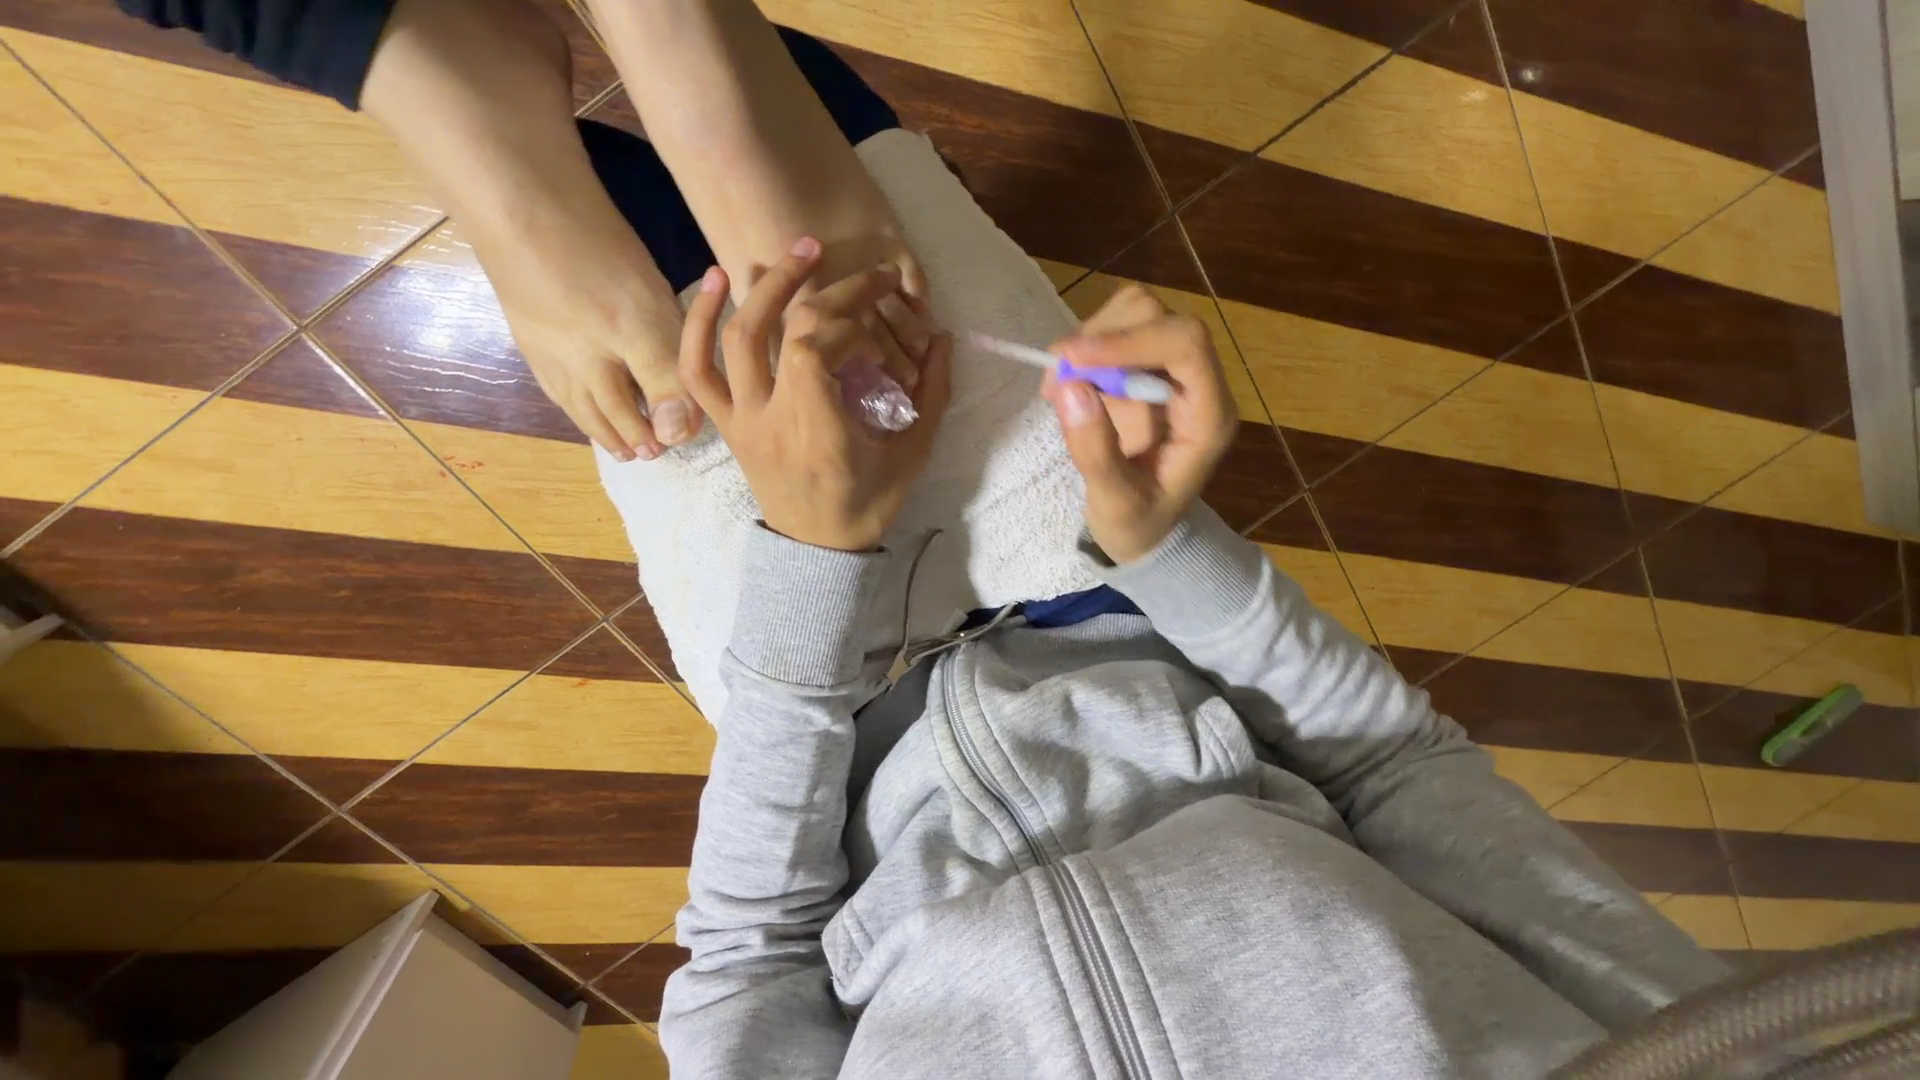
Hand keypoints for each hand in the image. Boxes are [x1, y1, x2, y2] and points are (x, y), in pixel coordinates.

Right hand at [489, 249, 700, 462]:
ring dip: (594, 419)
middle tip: (641, 455)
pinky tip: (563, 389)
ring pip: (574, 392)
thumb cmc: (595, 256)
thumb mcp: (647, 318)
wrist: (518, 196)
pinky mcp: (522, 314)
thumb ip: (663, 377)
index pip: (640, 404)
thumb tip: (673, 437)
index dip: (655, 427)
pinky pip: (548, 370)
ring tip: (607, 439)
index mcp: (614, 357)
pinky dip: (562, 391)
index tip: (670, 447)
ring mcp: (543, 338)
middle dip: (625, 432)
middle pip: (603, 405)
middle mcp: (575, 358)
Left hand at [677, 237, 951, 551]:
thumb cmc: (866, 504)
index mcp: (817, 431)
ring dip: (768, 286)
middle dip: (826, 290)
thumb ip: (931, 395)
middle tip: (861, 271)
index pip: (815, 349)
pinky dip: (699, 321)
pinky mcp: (726, 421)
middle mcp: (771, 419)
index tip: (880, 327)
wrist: (816, 550)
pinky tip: (719, 278)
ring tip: (801, 252)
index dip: (850, 321)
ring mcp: (741, 419)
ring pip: (738, 338)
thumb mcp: (912, 455)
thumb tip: (942, 337)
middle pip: (785, 331)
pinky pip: (697, 369)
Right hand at [1043, 285, 1237, 563]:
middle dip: (1103, 337)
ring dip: (1090, 338)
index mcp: (1208, 417)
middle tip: (1056, 374)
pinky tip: (1067, 384)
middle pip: (1160, 318)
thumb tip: (1069, 386)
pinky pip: (1116, 329)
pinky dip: (1085, 345)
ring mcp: (1171, 370)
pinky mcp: (1145, 367)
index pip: (1186, 346)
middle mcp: (1198, 383)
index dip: (1131, 340)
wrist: (1144, 529)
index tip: (1073, 358)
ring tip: (1057, 384)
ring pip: (1137, 313)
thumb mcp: (1115, 505)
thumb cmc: (1138, 525)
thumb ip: (1096, 452)